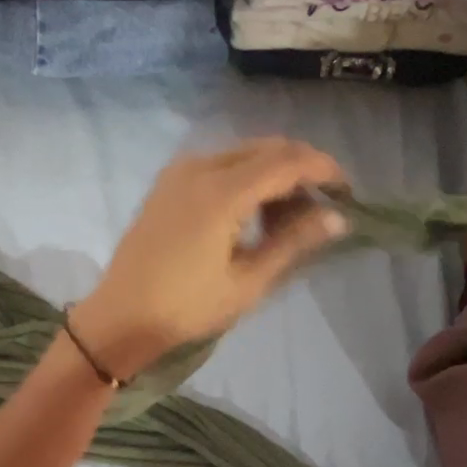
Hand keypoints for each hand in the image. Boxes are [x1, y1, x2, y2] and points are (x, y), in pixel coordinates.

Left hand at [72, 138, 348, 378]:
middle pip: (266, 149)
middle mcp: (199, 167)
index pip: (287, 161)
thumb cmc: (185, 308)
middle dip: (300, 170)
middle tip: (320, 209)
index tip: (348, 192)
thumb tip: (337, 218)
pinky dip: (244, 178)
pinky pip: (218, 165)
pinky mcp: (167, 184)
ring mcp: (179, 172)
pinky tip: (251, 215)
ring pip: (242, 154)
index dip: (324, 170)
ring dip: (272, 174)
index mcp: (221, 191)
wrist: (119, 317)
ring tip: (287, 220)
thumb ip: (293, 243)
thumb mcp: (246, 282)